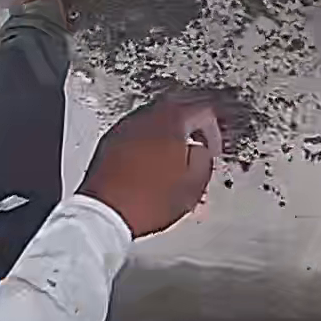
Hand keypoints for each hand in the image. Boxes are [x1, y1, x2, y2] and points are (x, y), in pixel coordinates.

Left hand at [79, 95, 220, 236]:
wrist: (105, 212)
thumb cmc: (148, 200)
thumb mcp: (192, 186)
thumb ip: (204, 160)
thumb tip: (201, 151)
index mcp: (172, 120)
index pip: (203, 111)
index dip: (214, 131)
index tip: (213, 150)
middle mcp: (148, 115)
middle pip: (178, 109)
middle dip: (192, 127)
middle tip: (198, 147)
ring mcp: (127, 124)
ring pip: (156, 119)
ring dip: (170, 133)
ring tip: (175, 158)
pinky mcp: (111, 138)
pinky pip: (138, 131)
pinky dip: (149, 141)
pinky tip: (151, 162)